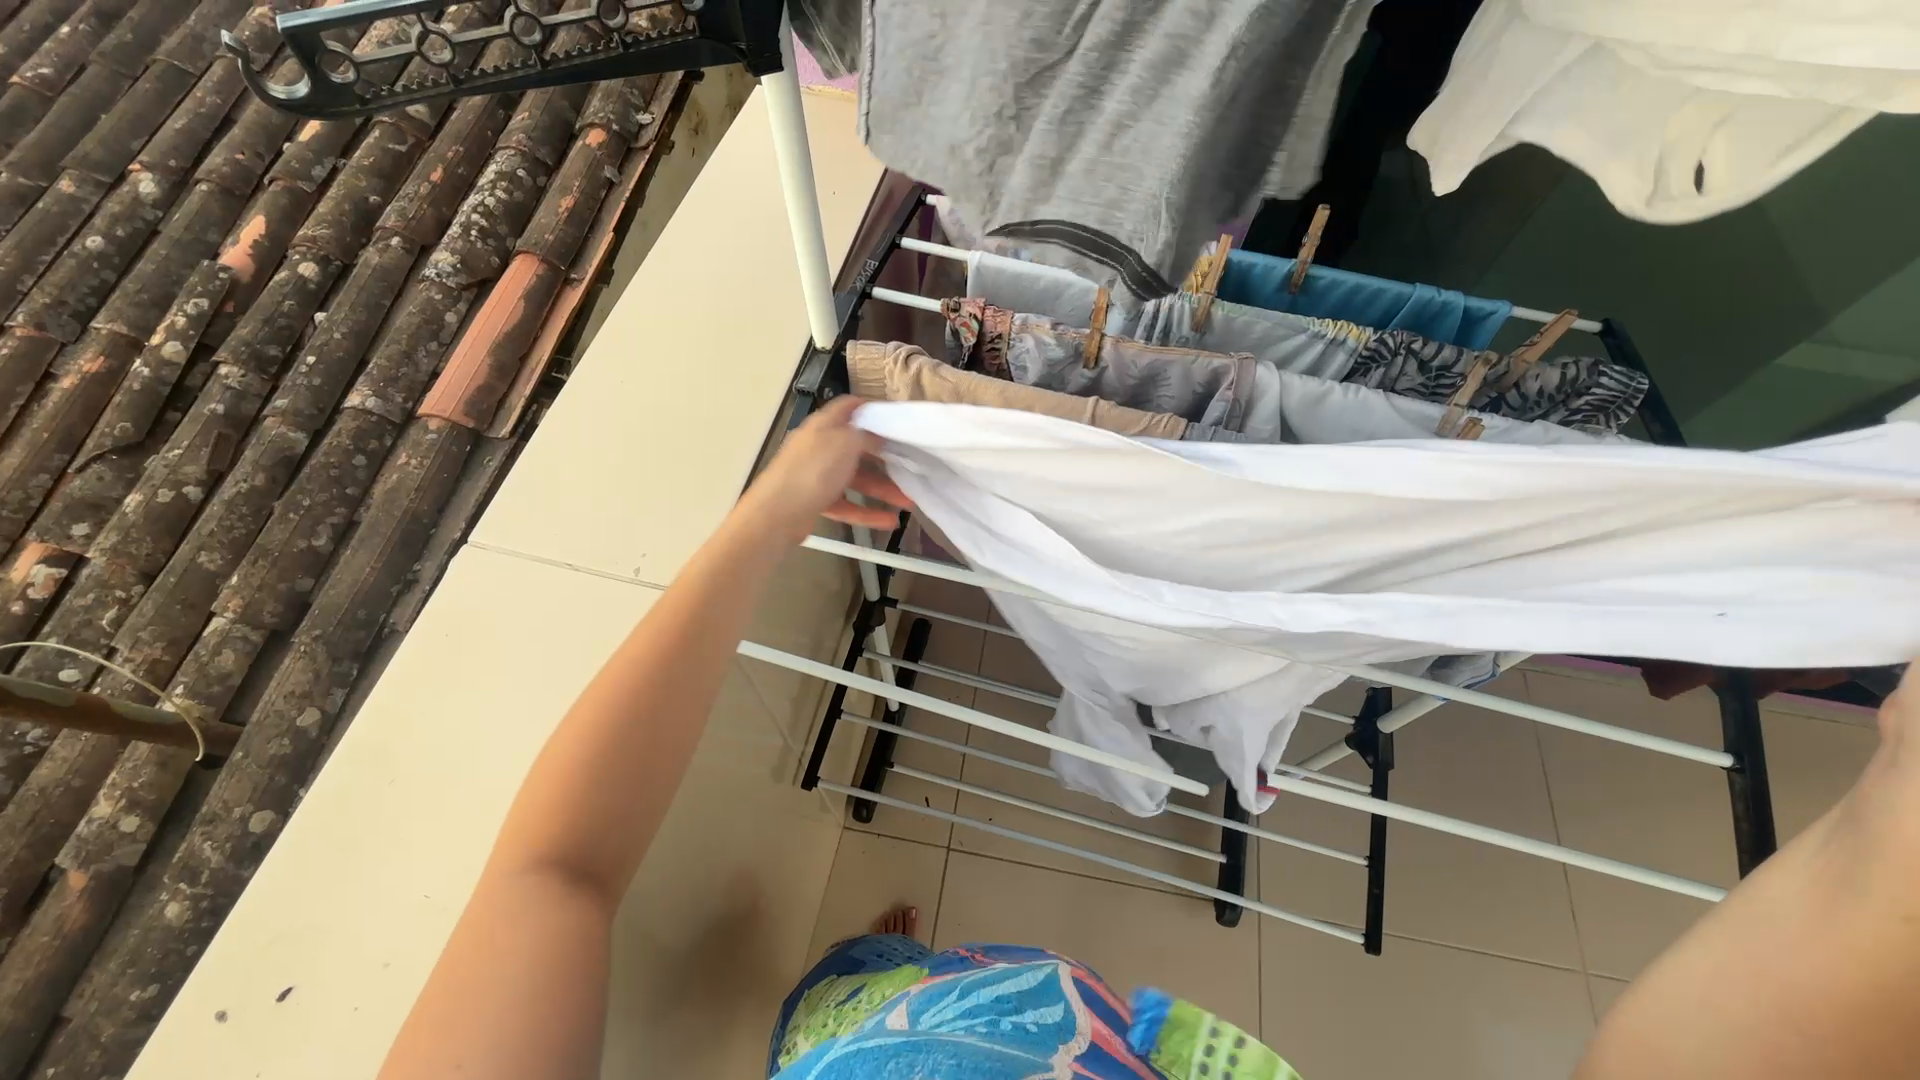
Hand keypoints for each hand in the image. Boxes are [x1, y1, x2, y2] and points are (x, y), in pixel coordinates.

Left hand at [740, 397, 914, 543]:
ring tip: (907, 501)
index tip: (895, 418)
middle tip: (908, 463)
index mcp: (823, 426)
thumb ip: (864, 435)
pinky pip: (847, 505)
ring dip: (882, 489)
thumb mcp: (846, 443)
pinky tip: (889, 521)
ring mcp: (816, 476)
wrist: (777, 513)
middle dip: (884, 458)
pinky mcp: (816, 501)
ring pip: (855, 479)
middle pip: (856, 447)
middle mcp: (819, 447)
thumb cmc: (813, 470)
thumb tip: (875, 434)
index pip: (848, 408)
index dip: (871, 409)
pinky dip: (867, 512)